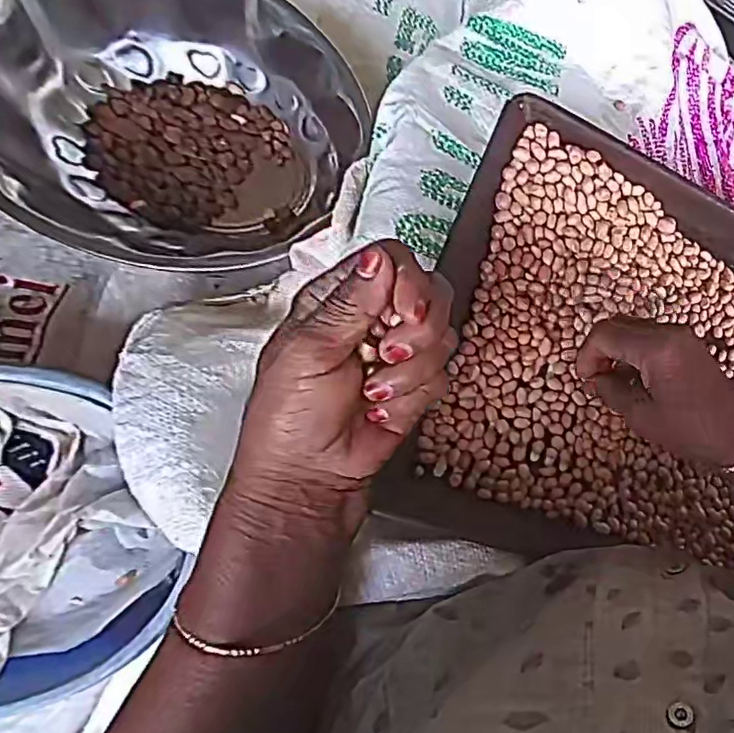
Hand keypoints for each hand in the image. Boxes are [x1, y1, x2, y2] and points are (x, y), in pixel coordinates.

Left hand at [228, 240, 455, 526]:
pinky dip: (415, 395)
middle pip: (432, 294)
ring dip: (411, 371)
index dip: (409, 283)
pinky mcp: (420, 383)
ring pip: (443, 337)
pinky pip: (443, 375)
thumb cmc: (290, 415)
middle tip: (387, 354)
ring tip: (374, 391)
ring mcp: (401, 351)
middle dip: (418, 329)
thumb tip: (378, 260)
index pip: (393, 261)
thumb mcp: (308, 351)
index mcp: (338, 299)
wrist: (311, 473)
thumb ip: (348, 304)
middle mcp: (375, 319)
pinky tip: (383, 408)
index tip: (401, 313)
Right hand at [574, 318, 733, 468]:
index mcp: (657, 347)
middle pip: (618, 324)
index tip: (583, 379)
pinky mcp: (690, 345)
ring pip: (634, 329)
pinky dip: (635, 351)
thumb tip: (596, 378)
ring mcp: (683, 336)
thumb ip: (612, 391)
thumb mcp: (642, 416)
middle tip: (594, 380)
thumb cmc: (691, 431)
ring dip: (617, 350)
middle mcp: (670, 332)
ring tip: (613, 382)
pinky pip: (652, 337)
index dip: (586, 355)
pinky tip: (635, 379)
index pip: (605, 334)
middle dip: (599, 349)